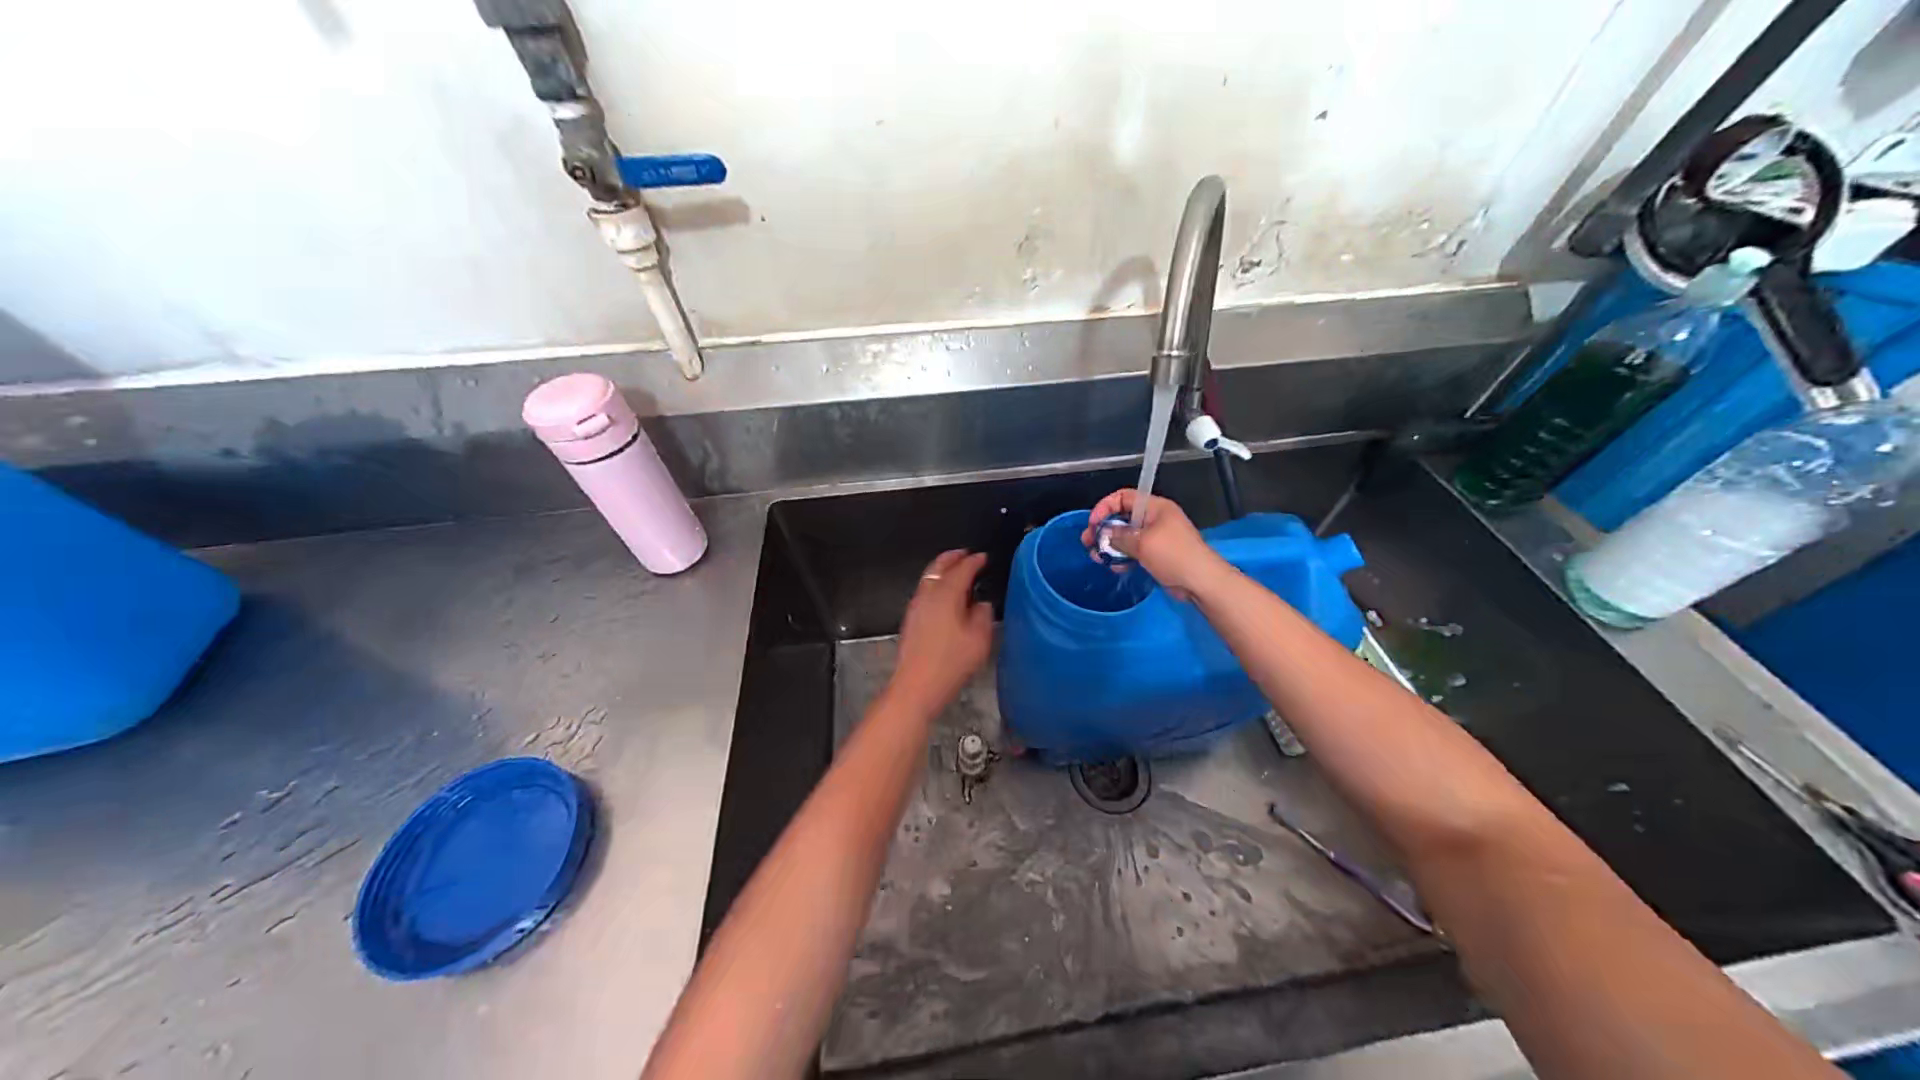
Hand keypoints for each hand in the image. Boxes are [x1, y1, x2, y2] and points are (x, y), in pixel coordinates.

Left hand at [889, 550, 993, 713]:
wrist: (916, 686)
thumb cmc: (950, 663)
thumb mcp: (979, 639)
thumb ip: (983, 615)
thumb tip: (982, 605)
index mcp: (946, 595)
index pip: (962, 568)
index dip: (974, 560)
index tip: (983, 557)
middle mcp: (927, 595)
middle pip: (939, 567)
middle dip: (953, 557)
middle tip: (965, 554)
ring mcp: (916, 607)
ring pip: (929, 578)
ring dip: (942, 570)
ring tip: (956, 571)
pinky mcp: (911, 620)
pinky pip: (924, 591)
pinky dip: (936, 585)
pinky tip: (944, 596)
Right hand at [1080, 489, 1228, 599]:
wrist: (1201, 582)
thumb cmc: (1174, 555)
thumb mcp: (1143, 543)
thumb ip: (1119, 536)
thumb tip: (1104, 534)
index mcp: (1156, 507)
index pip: (1124, 497)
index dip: (1105, 506)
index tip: (1093, 523)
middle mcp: (1155, 519)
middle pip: (1123, 517)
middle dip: (1104, 529)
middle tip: (1088, 542)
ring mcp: (1156, 538)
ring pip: (1126, 537)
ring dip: (1110, 546)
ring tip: (1097, 557)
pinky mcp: (1156, 555)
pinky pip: (1134, 551)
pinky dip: (1122, 556)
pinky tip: (1114, 566)